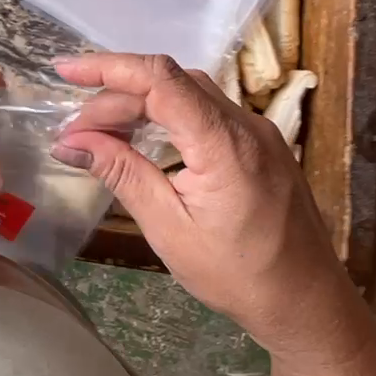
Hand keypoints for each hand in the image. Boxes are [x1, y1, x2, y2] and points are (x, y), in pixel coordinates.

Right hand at [51, 54, 371, 368]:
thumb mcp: (170, 229)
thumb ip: (121, 174)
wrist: (311, 307)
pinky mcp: (258, 142)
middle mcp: (245, 124)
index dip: (108, 67)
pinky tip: (139, 136)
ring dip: (137, 102)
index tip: (64, 71)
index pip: (159, 80)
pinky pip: (202, 109)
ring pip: (185, 91)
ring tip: (98, 130)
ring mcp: (256, 130)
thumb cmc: (239, 277)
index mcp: (225, 144)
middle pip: (168, 82)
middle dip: (114, 96)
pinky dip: (163, 113)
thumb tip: (69, 142)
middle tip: (74, 130)